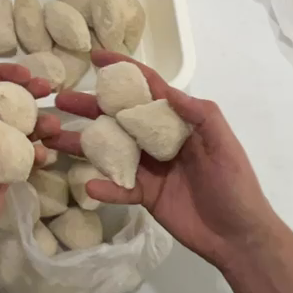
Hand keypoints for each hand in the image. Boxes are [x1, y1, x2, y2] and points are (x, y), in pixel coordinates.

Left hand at [0, 55, 61, 256]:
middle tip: (50, 90)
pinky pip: (25, 154)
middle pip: (5, 102)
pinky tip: (45, 154)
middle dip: (27, 94)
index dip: (4, 74)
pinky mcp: (5, 170)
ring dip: (38, 123)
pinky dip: (37, 152)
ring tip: (53, 125)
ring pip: (20, 127)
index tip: (26, 73)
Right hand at [45, 51, 280, 275]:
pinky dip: (104, 186)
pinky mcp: (143, 193)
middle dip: (89, 105)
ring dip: (83, 142)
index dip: (122, 69)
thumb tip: (166, 89)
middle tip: (60, 99)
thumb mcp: (223, 144)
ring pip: (109, 148)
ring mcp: (147, 166)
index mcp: (175, 120)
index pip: (146, 86)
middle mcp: (156, 138)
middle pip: (117, 115)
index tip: (95, 56)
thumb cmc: (235, 184)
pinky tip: (90, 185)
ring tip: (53, 137)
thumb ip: (198, 113)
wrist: (239, 237)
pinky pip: (118, 187)